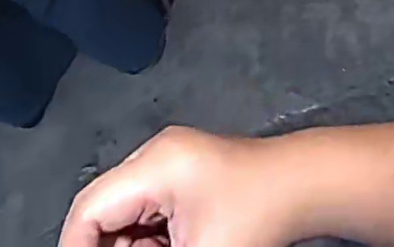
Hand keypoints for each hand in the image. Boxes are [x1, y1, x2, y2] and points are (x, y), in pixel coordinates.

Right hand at [59, 127, 292, 246]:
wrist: (304, 184)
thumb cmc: (255, 216)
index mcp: (153, 164)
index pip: (89, 208)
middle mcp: (157, 155)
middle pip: (105, 211)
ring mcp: (174, 162)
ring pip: (127, 216)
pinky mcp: (188, 176)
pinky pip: (150, 214)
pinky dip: (151, 242)